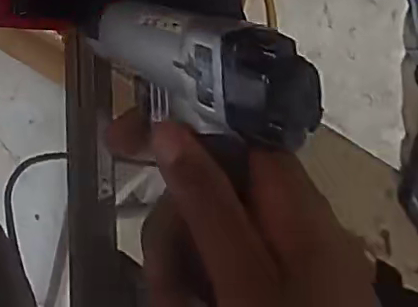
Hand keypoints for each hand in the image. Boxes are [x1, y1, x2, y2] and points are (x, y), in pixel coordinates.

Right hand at [110, 114, 372, 306]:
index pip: (230, 135)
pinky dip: (191, 295)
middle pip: (207, 191)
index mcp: (295, 204)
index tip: (121, 141)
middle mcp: (288, 228)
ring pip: (202, 240)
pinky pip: (213, 277)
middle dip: (172, 230)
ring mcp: (279, 271)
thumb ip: (207, 202)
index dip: (178, 131)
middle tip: (163, 280)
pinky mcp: (263, 299)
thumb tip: (166, 126)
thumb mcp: (245, 281)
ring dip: (176, 274)